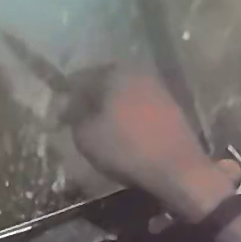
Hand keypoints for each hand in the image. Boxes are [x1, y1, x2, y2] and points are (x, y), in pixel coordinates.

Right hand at [71, 67, 224, 219]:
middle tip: (81, 122)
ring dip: (112, 110)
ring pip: (125, 95)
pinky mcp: (172, 108)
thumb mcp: (87, 138)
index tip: (61, 117)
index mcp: (114, 72)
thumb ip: (74, 118)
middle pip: (105, 83)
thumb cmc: (127, 150)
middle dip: (91, 101)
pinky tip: (126, 136)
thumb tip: (73, 109)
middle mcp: (138, 72)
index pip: (80, 78)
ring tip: (103, 131)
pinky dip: (130, 118)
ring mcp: (158, 89)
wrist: (178, 169)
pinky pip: (141, 108)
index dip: (67, 98)